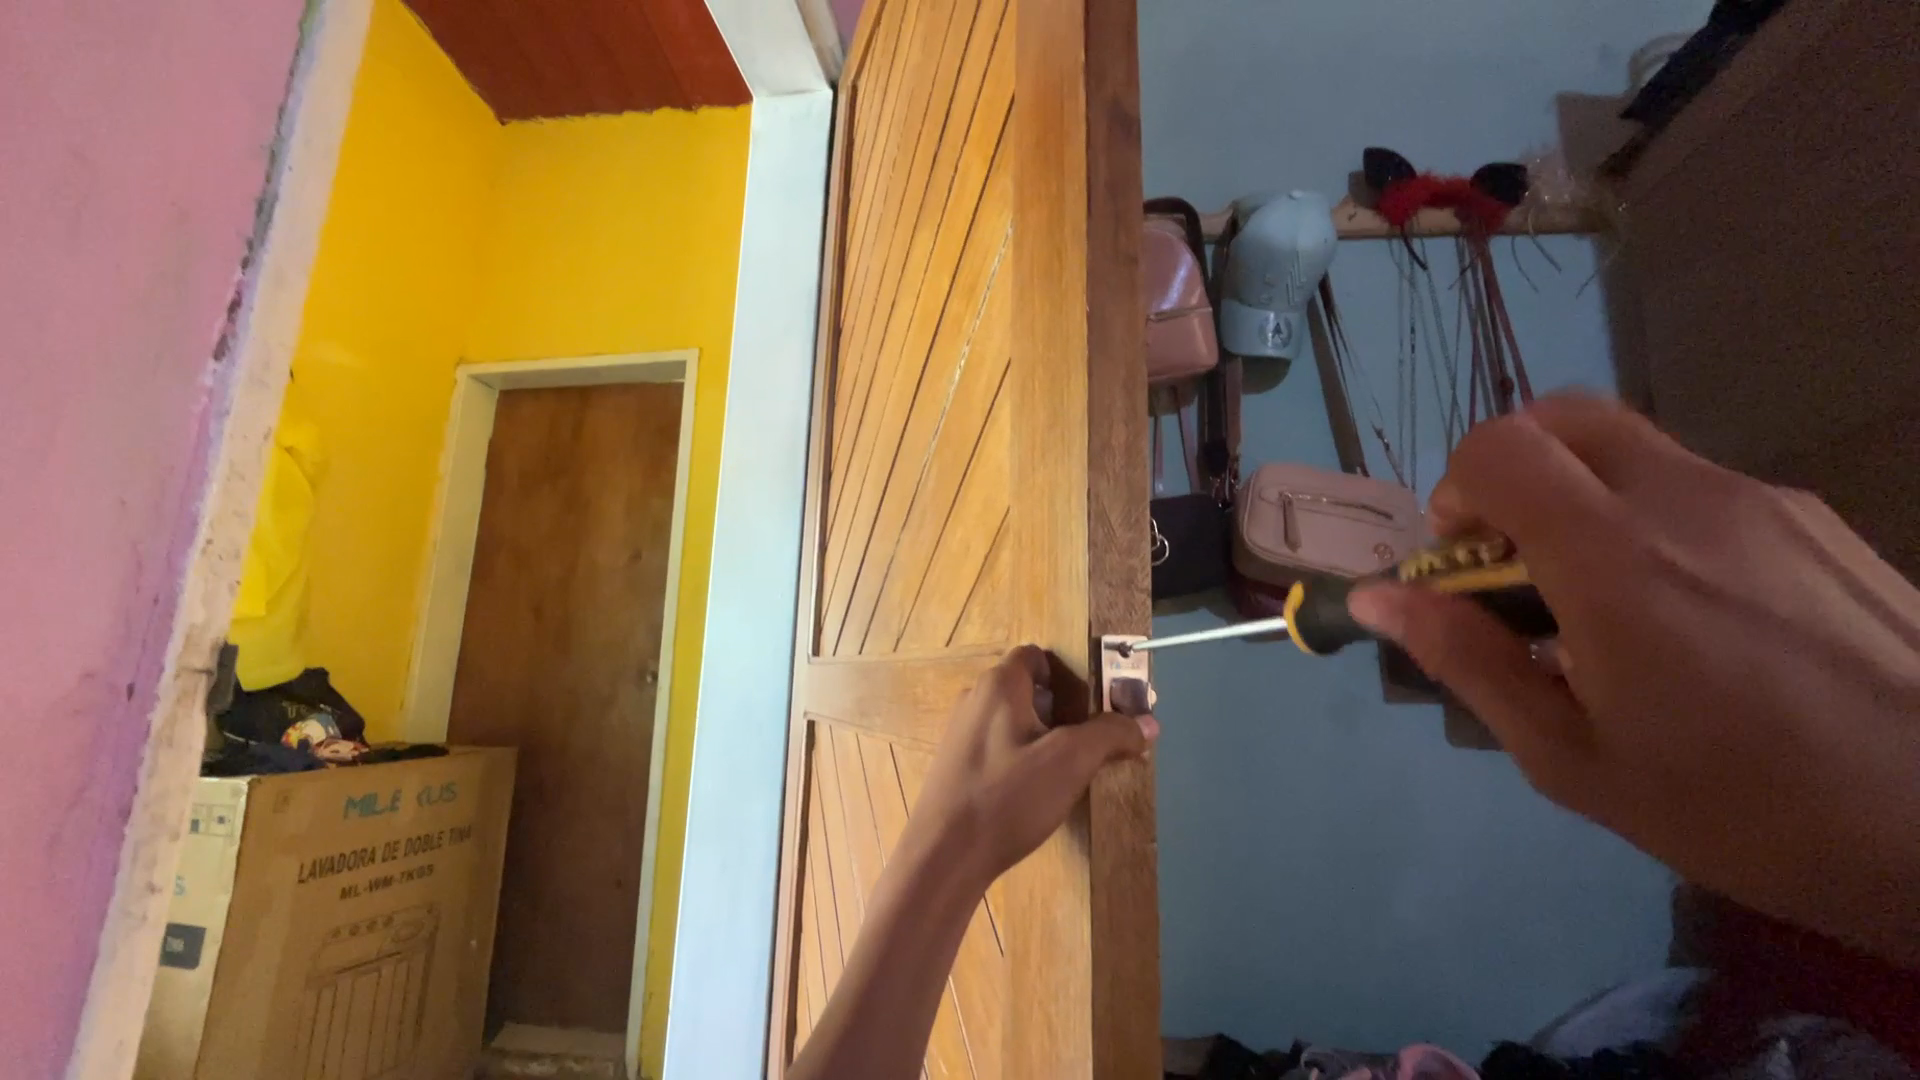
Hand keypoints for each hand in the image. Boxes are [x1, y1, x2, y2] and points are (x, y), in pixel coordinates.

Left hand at [901, 645, 1157, 890]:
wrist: (944, 856)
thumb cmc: (1007, 796)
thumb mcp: (1070, 761)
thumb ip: (1110, 734)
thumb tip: (1148, 722)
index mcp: (998, 685)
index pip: (1037, 656)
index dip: (1071, 673)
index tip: (1097, 704)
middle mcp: (975, 700)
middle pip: (1029, 689)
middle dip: (1066, 710)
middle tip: (1094, 742)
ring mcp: (961, 734)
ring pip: (1015, 721)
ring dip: (1047, 737)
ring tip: (1072, 771)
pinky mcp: (957, 766)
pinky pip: (999, 747)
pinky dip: (1024, 758)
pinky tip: (1038, 792)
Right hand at [1348, 395, 1919, 965]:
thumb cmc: (1741, 808)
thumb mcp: (1568, 755)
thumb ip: (1464, 657)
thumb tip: (1376, 597)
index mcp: (1615, 559)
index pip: (1499, 448)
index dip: (1456, 488)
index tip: (1461, 559)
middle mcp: (1686, 501)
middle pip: (1561, 417)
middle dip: (1507, 469)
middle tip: (1509, 554)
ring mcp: (1762, 502)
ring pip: (1626, 447)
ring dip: (1573, 494)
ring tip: (1594, 598)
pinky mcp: (1813, 520)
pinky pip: (1690, 483)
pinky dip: (1641, 514)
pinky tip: (1678, 610)